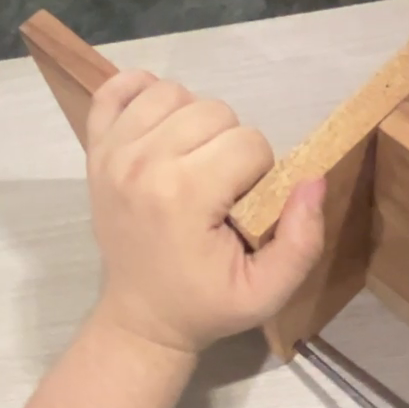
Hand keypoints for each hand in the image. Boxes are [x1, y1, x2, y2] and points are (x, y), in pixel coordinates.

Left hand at [83, 70, 324, 354]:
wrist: (142, 317)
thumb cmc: (206, 304)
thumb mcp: (267, 292)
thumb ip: (302, 241)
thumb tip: (313, 179)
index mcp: (184, 194)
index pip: (250, 142)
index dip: (261, 172)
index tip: (244, 206)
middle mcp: (144, 162)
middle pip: (214, 110)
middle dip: (231, 146)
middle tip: (221, 188)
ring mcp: (113, 152)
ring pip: (173, 92)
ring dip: (194, 120)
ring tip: (195, 160)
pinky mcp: (96, 149)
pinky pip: (115, 90)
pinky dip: (141, 95)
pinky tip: (160, 124)